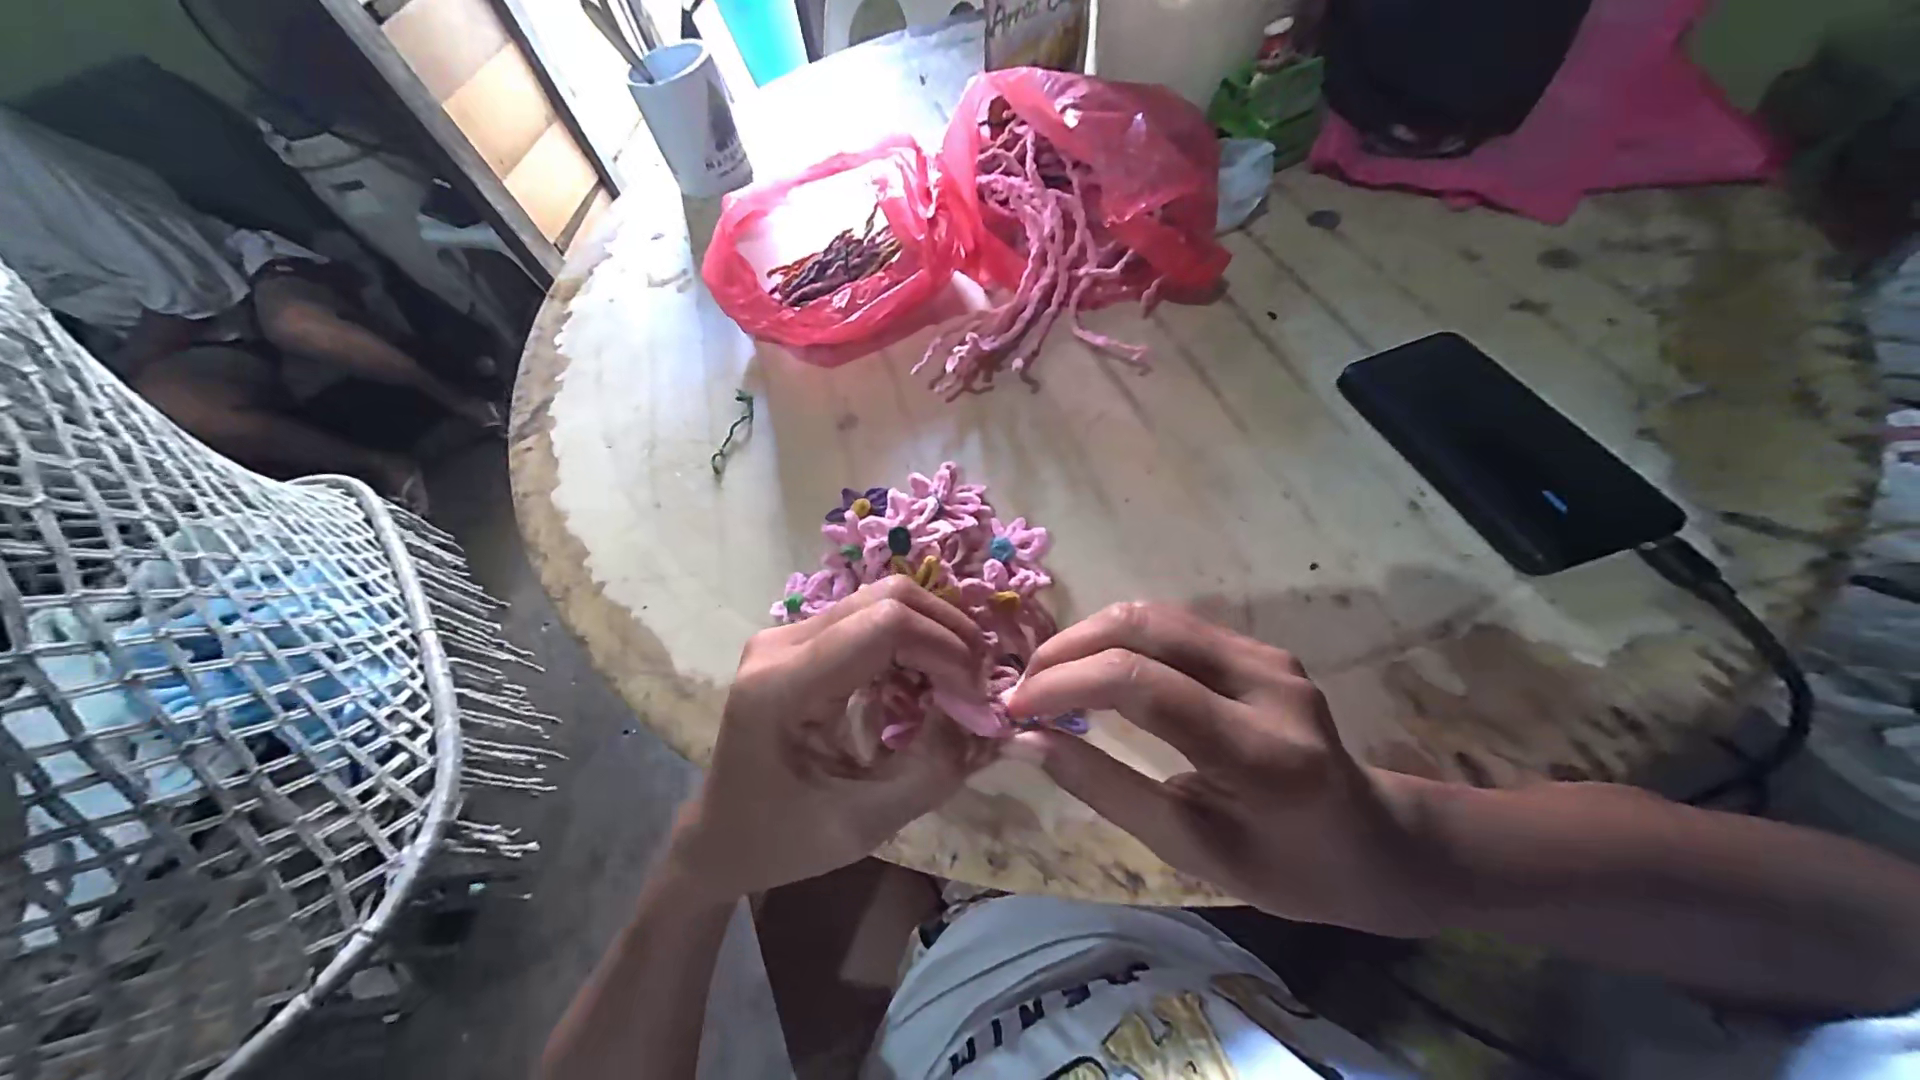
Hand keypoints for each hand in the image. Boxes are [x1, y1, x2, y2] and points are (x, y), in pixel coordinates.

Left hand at [668, 576, 997, 899]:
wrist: (720, 835)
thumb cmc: (783, 840)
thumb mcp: (864, 824)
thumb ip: (932, 769)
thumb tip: (982, 715)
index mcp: (783, 686)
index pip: (885, 625)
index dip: (945, 649)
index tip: (973, 699)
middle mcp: (780, 643)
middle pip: (888, 597)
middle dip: (947, 633)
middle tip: (975, 683)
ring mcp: (785, 635)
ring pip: (882, 599)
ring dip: (931, 633)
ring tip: (956, 681)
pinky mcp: (797, 640)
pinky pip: (868, 617)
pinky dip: (909, 641)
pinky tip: (922, 679)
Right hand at [1005, 602, 1432, 934]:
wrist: (1374, 842)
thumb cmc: (1283, 868)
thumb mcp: (1189, 849)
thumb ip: (1104, 788)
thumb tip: (1027, 741)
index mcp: (1259, 751)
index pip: (1143, 685)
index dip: (1066, 684)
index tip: (1016, 710)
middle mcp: (1268, 683)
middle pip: (1143, 627)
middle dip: (1068, 649)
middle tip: (1026, 689)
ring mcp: (1267, 655)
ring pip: (1151, 614)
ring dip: (1087, 638)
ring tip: (1050, 680)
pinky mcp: (1259, 646)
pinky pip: (1170, 626)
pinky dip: (1117, 641)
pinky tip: (1094, 672)